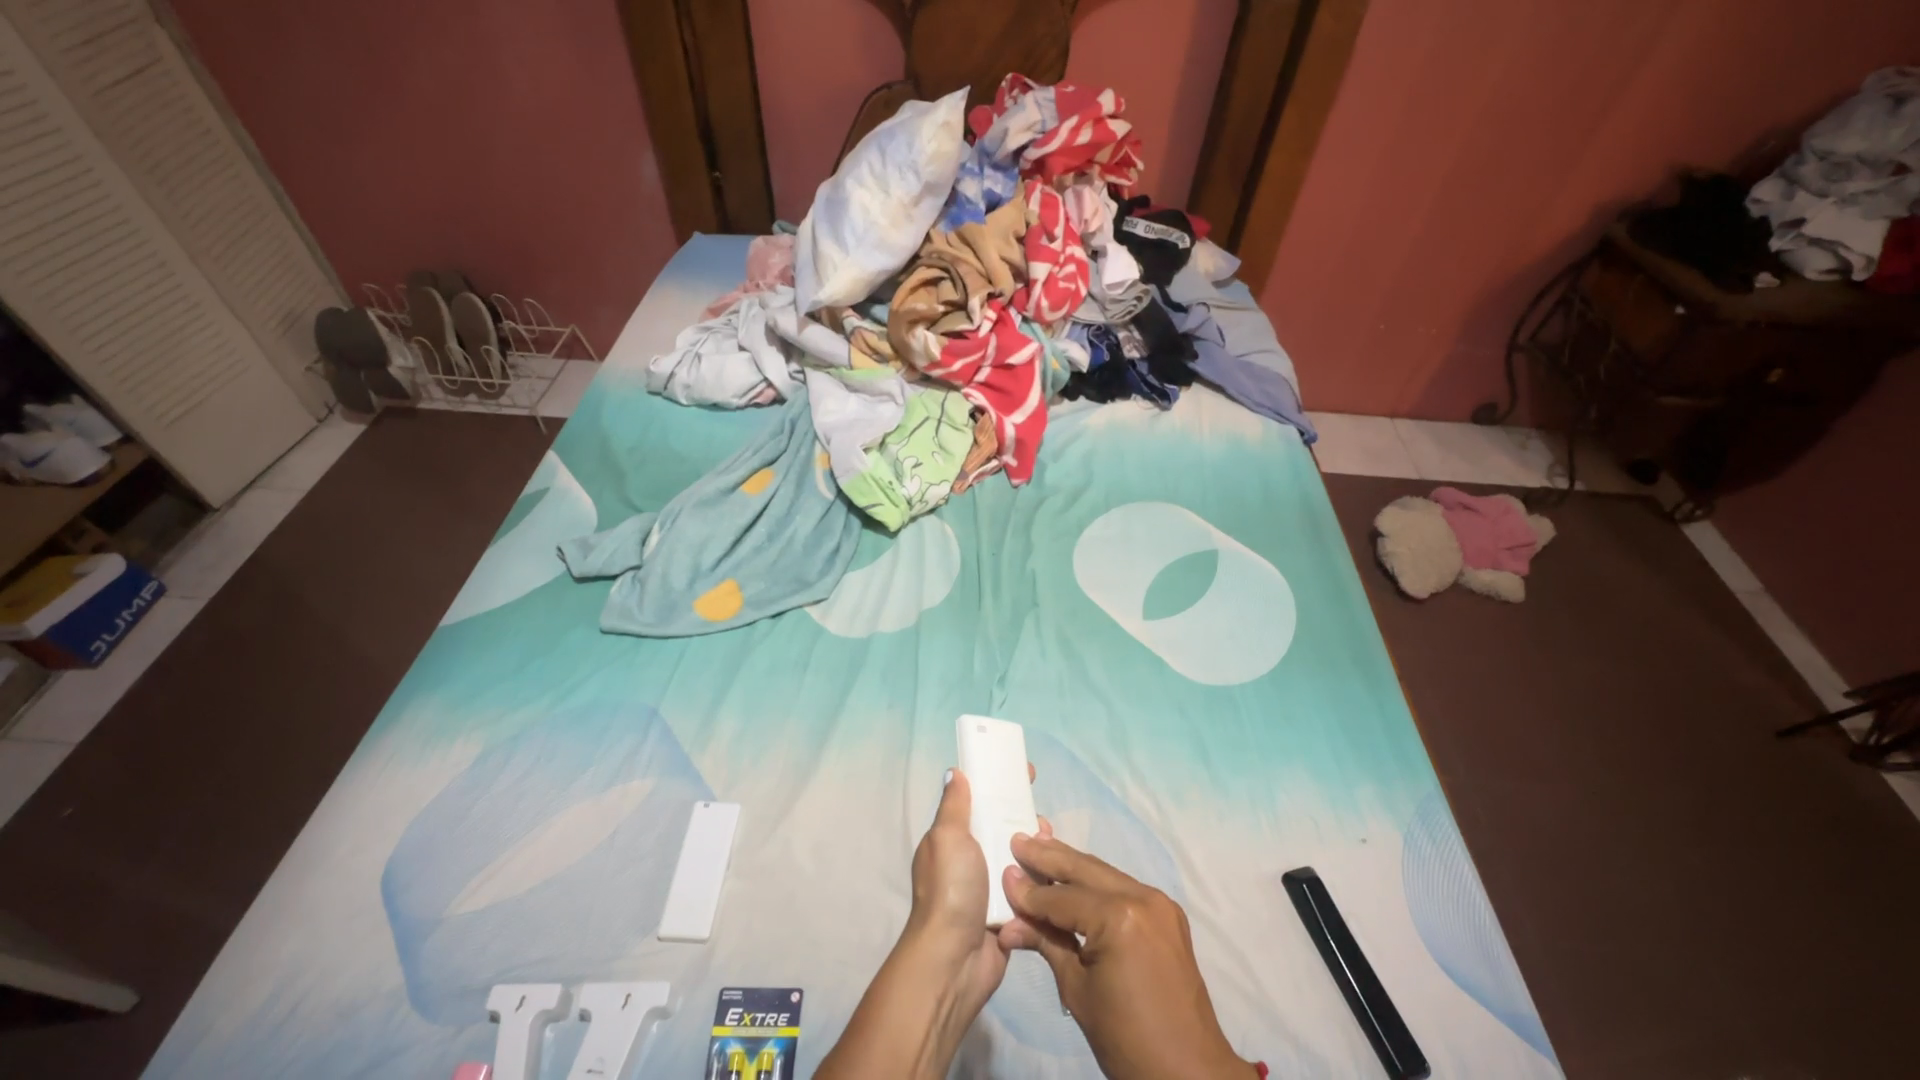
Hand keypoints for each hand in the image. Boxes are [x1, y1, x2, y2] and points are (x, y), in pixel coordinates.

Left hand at [817, 766, 1045, 1079]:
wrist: (955, 959)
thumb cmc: (950, 890)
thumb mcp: (948, 837)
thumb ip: (955, 805)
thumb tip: (955, 772)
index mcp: (953, 839)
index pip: (979, 802)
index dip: (1000, 783)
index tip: (1025, 771)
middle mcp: (972, 860)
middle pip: (1006, 829)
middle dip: (1027, 819)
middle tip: (1042, 822)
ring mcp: (992, 887)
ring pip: (1024, 858)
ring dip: (1039, 851)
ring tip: (1051, 848)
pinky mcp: (1012, 912)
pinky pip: (1033, 888)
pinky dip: (1044, 881)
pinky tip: (1059, 875)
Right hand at [999, 834, 1256, 1079]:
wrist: (1188, 1070)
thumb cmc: (1125, 1038)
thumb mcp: (1077, 990)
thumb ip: (1046, 943)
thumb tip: (1009, 920)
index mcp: (1119, 918)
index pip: (1061, 897)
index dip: (1028, 891)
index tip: (1002, 874)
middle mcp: (1142, 898)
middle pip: (1085, 870)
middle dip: (1049, 856)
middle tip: (1018, 838)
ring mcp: (1160, 904)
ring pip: (1105, 874)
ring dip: (1071, 865)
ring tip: (1039, 848)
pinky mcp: (1167, 915)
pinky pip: (1122, 889)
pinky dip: (1095, 883)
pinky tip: (1073, 878)